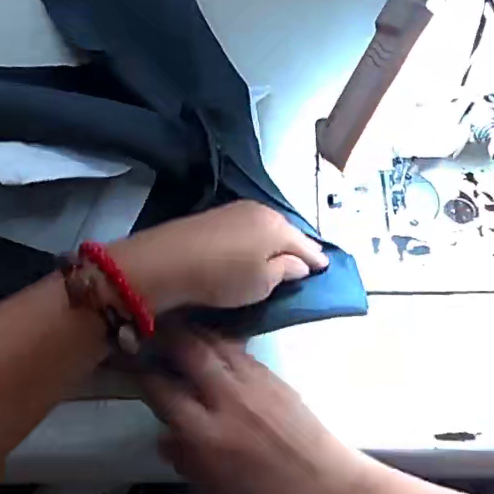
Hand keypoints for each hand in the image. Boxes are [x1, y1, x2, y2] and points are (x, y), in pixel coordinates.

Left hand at [110, 202, 328, 313]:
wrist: (168, 262)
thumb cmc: (222, 277)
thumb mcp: (262, 284)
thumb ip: (286, 271)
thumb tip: (300, 264)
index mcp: (279, 227)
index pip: (307, 245)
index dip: (317, 259)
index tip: (324, 268)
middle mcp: (262, 211)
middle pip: (288, 231)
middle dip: (297, 247)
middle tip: (304, 264)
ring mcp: (238, 210)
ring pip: (267, 226)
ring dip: (275, 241)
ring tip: (278, 258)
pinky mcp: (217, 215)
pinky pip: (248, 226)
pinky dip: (256, 238)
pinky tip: (252, 250)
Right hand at [139, 331, 382, 493]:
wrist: (330, 491)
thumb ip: (188, 465)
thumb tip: (163, 438)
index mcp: (207, 435)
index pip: (163, 392)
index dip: (142, 374)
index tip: (129, 363)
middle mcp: (227, 399)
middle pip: (189, 352)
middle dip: (165, 336)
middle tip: (149, 328)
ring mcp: (254, 383)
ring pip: (216, 343)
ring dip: (193, 331)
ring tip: (176, 324)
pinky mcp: (275, 378)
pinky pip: (241, 350)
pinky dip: (221, 340)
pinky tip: (213, 341)